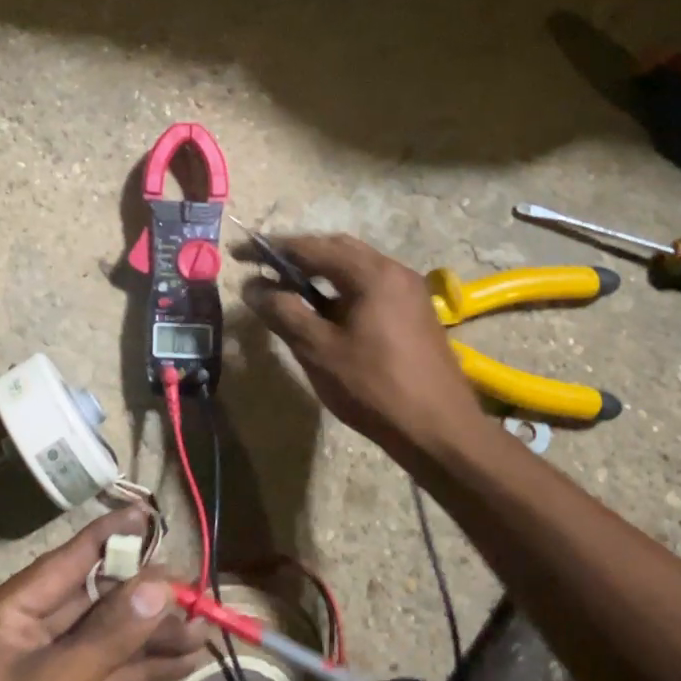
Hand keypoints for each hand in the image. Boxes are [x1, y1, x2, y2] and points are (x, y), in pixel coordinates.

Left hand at [0, 508, 208, 680]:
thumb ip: (109, 635)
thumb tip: (158, 584)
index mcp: (0, 616)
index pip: (62, 564)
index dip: (106, 538)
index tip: (147, 514)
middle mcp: (19, 635)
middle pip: (88, 601)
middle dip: (142, 596)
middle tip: (194, 587)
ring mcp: (41, 673)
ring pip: (103, 640)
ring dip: (151, 636)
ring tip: (204, 628)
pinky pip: (105, 676)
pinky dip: (142, 670)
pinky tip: (185, 662)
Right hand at [243, 233, 485, 450]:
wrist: (440, 432)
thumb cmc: (374, 388)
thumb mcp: (318, 350)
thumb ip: (283, 312)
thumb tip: (252, 287)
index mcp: (372, 274)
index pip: (312, 248)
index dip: (271, 249)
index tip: (240, 254)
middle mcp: (395, 272)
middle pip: (337, 249)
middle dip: (297, 255)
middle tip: (262, 268)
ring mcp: (409, 292)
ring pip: (354, 268)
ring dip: (318, 273)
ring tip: (285, 290)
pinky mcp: (413, 314)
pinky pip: (369, 287)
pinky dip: (339, 289)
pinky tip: (321, 311)